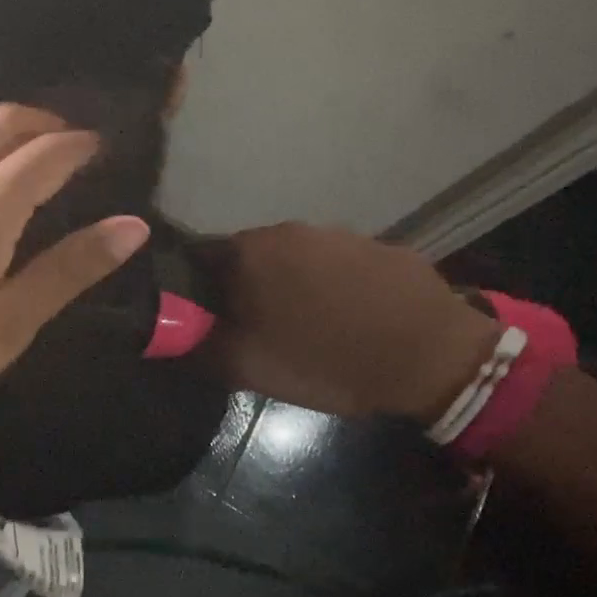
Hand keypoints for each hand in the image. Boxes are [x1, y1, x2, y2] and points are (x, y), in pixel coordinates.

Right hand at [201, 223, 500, 419]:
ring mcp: (339, 234)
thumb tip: (166, 333)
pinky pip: (337, 264)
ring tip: (302, 323)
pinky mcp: (380, 246)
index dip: (195, 293)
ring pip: (294, 259)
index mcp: (249, 252)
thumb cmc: (324, 360)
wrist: (430, 357)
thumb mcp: (244, 366)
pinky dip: (330, 285)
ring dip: (288, 284)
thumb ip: (195, 344)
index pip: (197, 260)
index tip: (205, 321)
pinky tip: (344, 317)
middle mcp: (289, 231)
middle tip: (251, 327)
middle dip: (242, 286)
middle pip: (247, 257)